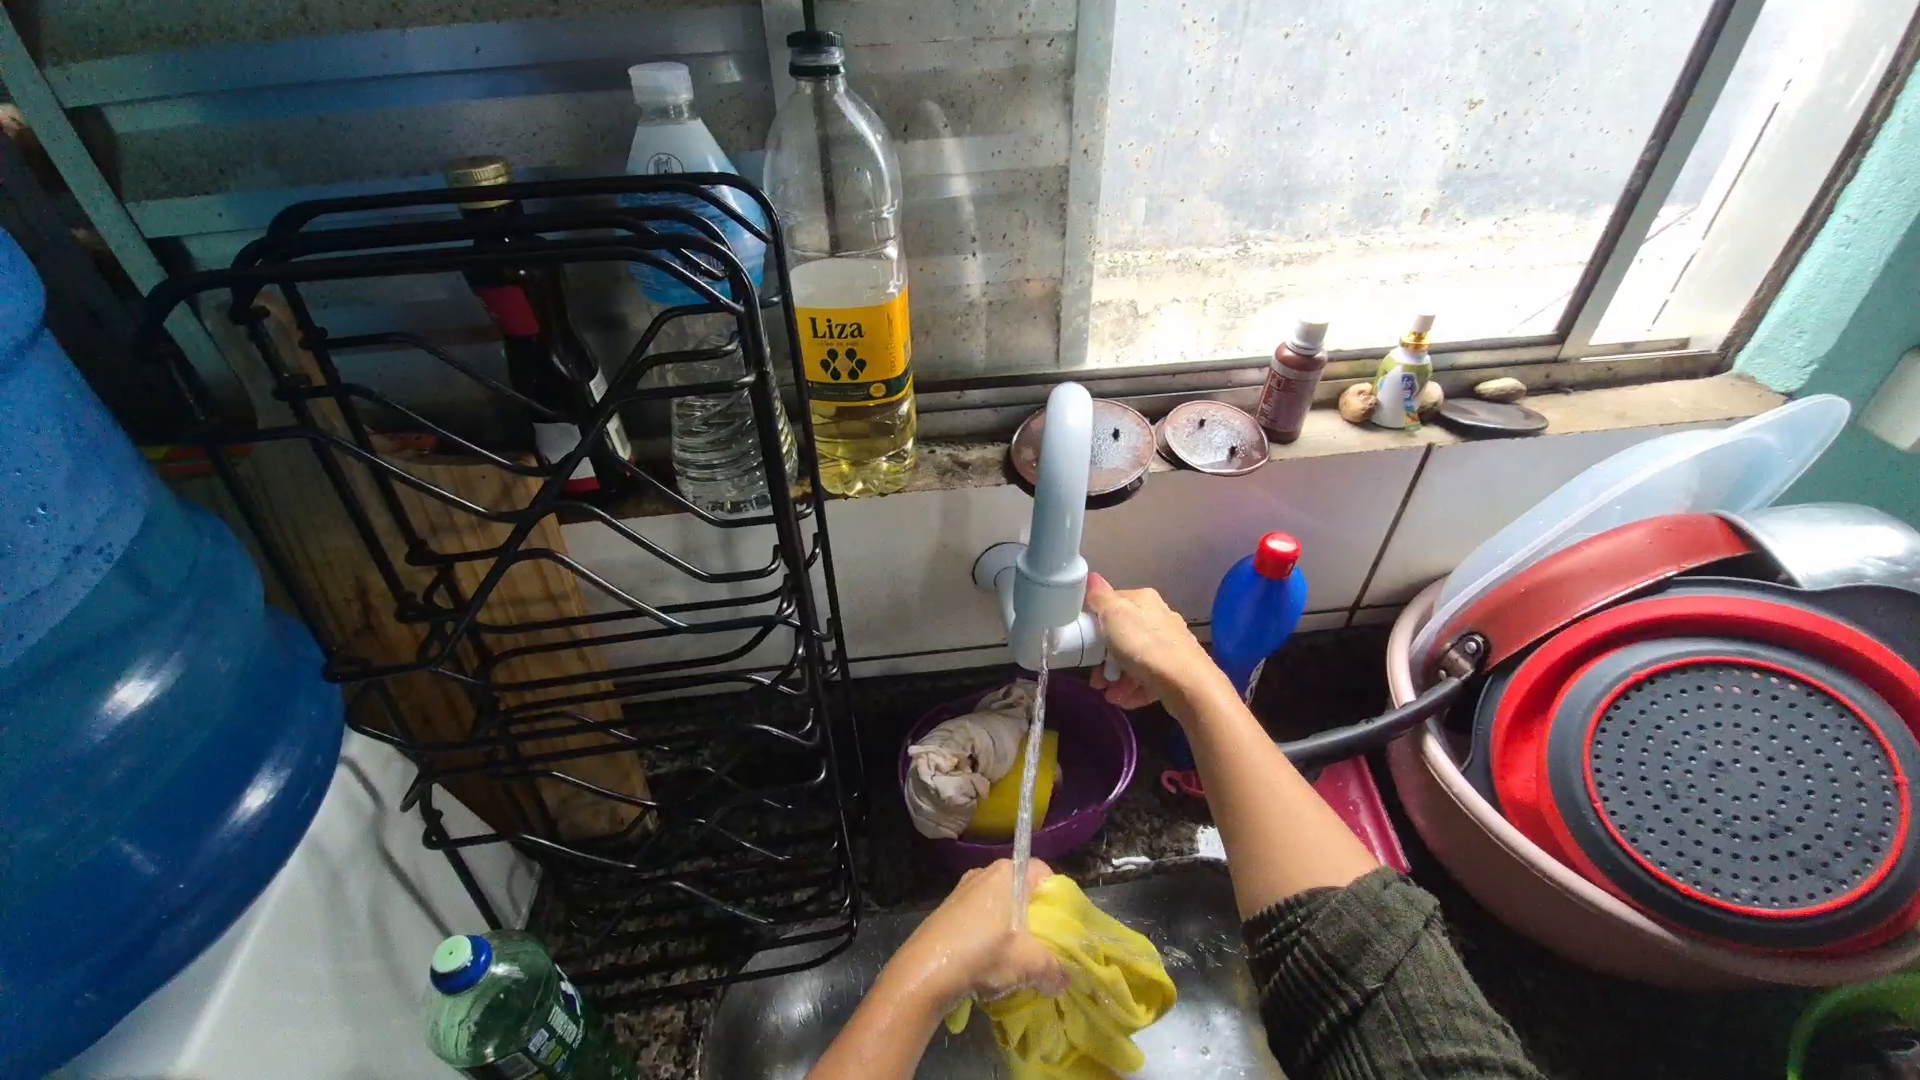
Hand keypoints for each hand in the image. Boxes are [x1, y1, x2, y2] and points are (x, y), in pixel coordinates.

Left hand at [887, 859, 1067, 1009]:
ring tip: (1015, 956)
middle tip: (1041, 943)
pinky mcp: (949, 908)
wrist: (926, 968)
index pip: (1043, 871)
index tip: (1060, 923)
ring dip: (1010, 927)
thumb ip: (1054, 969)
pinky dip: (989, 932)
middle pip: (1021, 888)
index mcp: (1008, 873)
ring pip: (999, 903)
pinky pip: (980, 915)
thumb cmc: (984, 952)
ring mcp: (964, 889)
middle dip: (1033, 915)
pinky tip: (988, 959)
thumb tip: (1064, 980)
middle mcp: (985, 872)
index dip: (1056, 895)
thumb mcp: (1029, 963)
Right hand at [1086, 573, 1233, 719]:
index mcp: (1144, 600)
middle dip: (1105, 660)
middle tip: (1097, 679)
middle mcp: (1159, 618)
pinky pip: (1148, 677)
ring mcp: (1170, 645)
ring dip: (1118, 679)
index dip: (1095, 623)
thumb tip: (1093, 576)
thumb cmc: (1144, 646)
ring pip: (1135, 660)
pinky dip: (1134, 689)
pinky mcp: (1176, 670)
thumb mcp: (1114, 616)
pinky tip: (1125, 700)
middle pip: (1123, 636)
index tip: (1085, 645)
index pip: (1112, 604)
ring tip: (1111, 695)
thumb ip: (1100, 597)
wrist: (1188, 684)